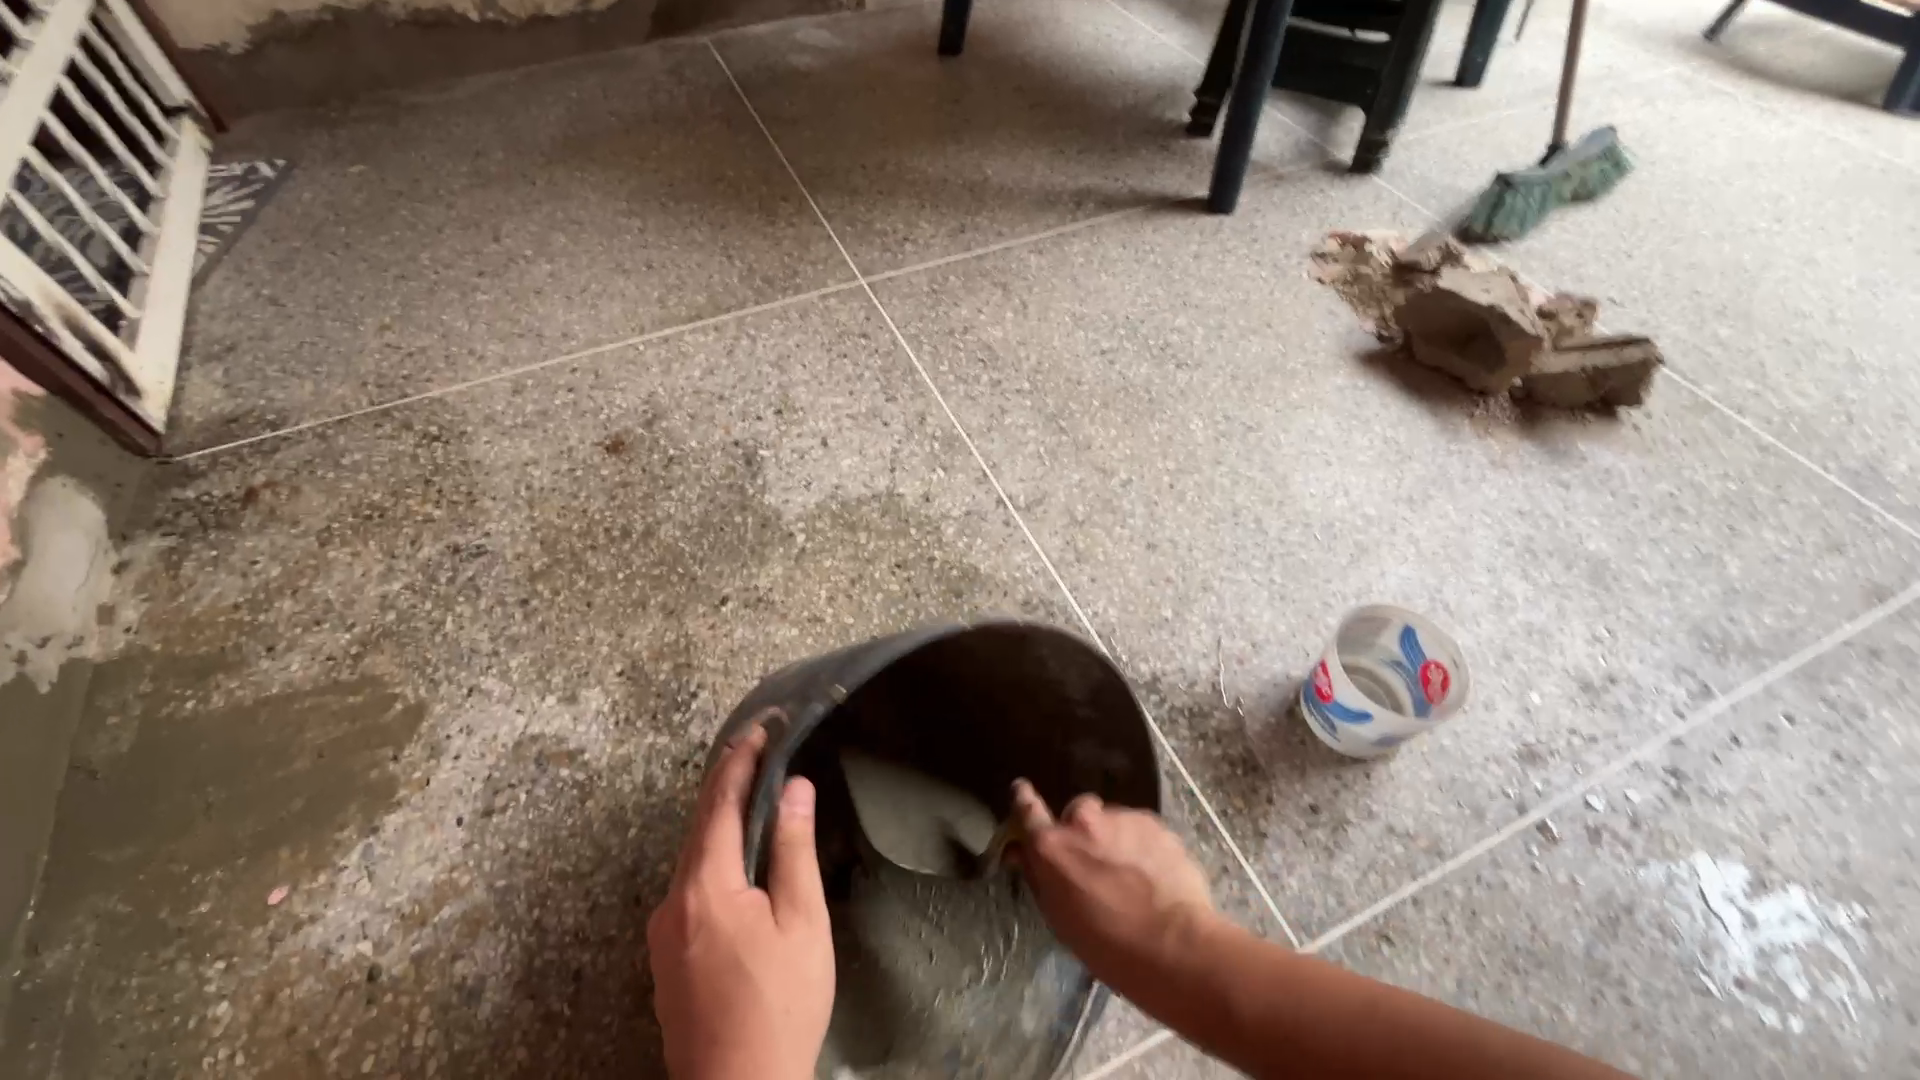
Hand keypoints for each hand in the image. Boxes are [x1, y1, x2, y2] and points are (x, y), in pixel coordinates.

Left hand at [648, 725, 833, 1079]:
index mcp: (706, 887)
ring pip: (691, 858)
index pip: (719, 804)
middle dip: (725, 783)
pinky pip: (688, 886)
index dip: (739, 762)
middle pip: (698, 826)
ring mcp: (662, 932)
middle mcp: (672, 902)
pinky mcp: (664, 957)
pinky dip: (711, 856)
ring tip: (748, 792)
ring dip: (717, 820)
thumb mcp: (801, 922)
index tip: (758, 729)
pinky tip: (733, 859)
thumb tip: (794, 788)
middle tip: (754, 748)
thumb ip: (792, 849)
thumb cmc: (781, 1004)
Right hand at [1008, 779, 1215, 987]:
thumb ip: (1037, 875)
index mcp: (1051, 846)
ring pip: (1110, 820)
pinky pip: (1138, 827)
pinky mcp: (1152, 821)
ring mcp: (1120, 817)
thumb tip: (1020, 851)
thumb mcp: (1058, 917)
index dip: (1023, 799)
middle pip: (1076, 813)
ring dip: (1113, 837)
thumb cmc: (1106, 945)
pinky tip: (1152, 872)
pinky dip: (1139, 843)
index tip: (1021, 790)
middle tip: (1095, 862)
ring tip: (1131, 874)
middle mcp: (1082, 821)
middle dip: (1082, 831)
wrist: (1173, 946)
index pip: (1026, 809)